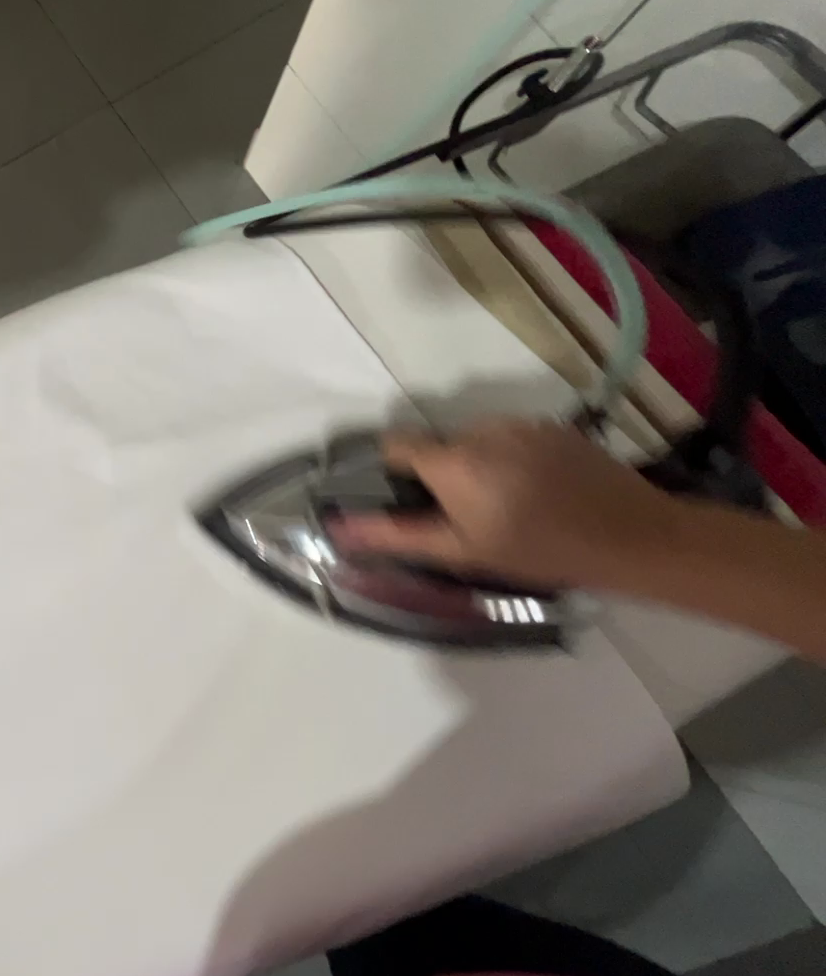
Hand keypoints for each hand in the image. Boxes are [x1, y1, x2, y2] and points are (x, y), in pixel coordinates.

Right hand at [327, 419, 681, 587]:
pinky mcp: (554, 427)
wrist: (639, 537)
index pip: (393, 445)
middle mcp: (481, 430)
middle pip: (436, 445)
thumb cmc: (538, 548)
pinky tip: (531, 488)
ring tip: (500, 501)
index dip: (387, 468)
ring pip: (472, 440)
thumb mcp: (459, 550)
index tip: (397, 495)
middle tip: (460, 512)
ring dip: (473, 464)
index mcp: (452, 460)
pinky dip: (507, 457)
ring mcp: (521, 425)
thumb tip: (337, 527)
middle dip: (438, 473)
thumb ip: (394, 535)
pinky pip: (509, 437)